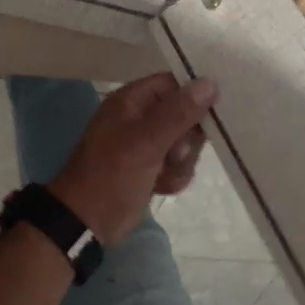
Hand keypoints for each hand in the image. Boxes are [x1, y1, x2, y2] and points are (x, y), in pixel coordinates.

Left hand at [47, 73, 216, 244]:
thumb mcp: (147, 141)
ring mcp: (146, 144)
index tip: (215, 110)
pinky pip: (178, 164)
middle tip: (175, 153)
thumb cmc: (113, 174)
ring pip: (185, 143)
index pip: (173, 83)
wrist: (88, 222)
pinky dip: (174, 176)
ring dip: (181, 162)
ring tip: (163, 174)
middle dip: (186, 139)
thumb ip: (179, 112)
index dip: (195, 94)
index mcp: (131, 101)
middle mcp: (140, 118)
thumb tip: (210, 82)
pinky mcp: (151, 168)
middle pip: (185, 115)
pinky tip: (161, 187)